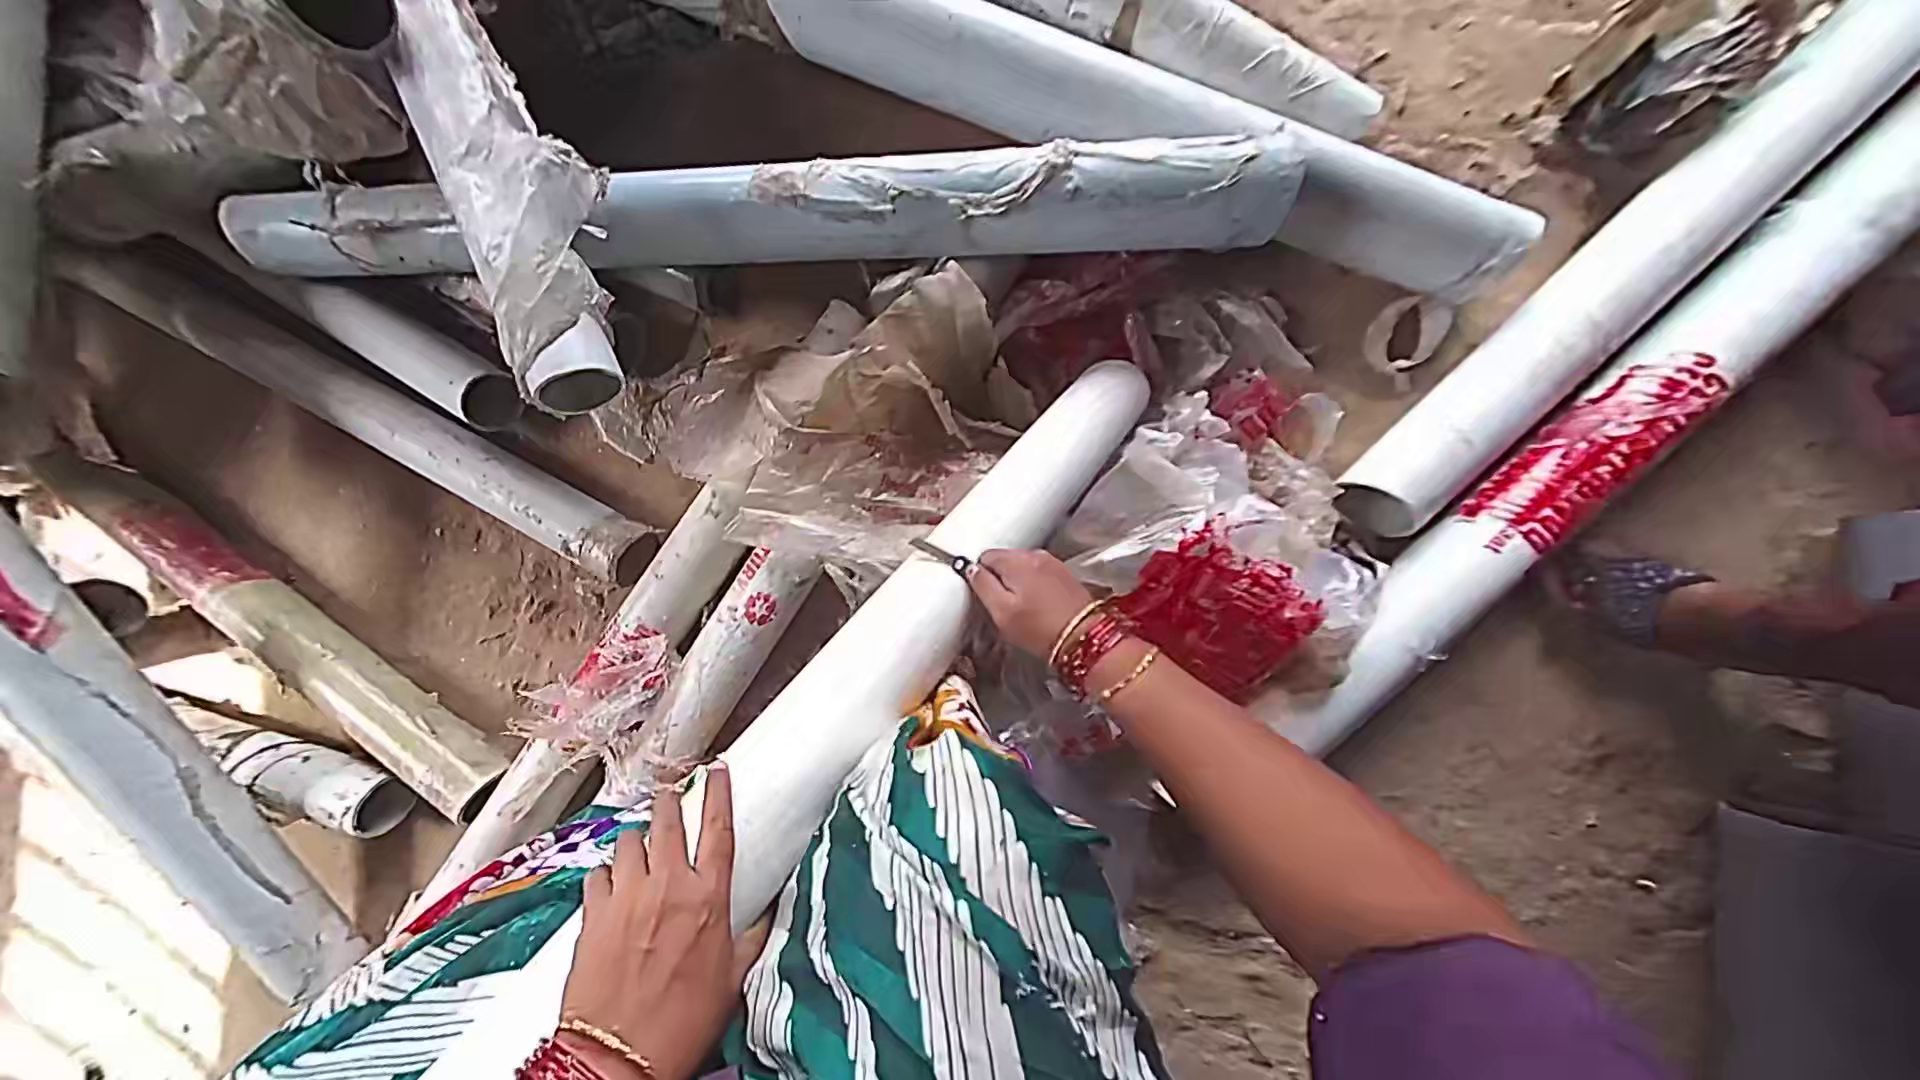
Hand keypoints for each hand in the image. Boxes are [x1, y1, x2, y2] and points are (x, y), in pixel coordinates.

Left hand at [560, 763, 763, 1079]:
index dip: (719, 792)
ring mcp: (627, 898)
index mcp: (708, 897)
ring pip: (630, 840)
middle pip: (669, 820)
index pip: (718, 827)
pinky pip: (598, 873)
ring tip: (640, 846)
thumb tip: (770, 912)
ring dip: (637, 838)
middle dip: (670, 800)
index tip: (717, 770)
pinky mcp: (593, 917)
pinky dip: (606, 872)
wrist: (616, 1062)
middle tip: (671, 795)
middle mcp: (668, 887)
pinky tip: (611, 882)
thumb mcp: (732, 978)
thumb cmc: (681, 1023)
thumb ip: (752, 936)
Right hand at [969, 548, 1098, 657]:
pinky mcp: (1064, 574)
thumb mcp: (1002, 612)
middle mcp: (1035, 554)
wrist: (1084, 637)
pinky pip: (1038, 572)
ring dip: (1016, 581)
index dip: (979, 576)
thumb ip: (982, 585)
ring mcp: (1052, 563)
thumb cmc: (1039, 628)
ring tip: (1020, 607)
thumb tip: (969, 567)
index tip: (984, 596)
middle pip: (1004, 559)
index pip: (985, 556)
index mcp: (1016, 561)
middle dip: (998, 578)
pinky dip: (1032, 584)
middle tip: (1002, 606)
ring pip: (1021, 566)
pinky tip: (1036, 604)